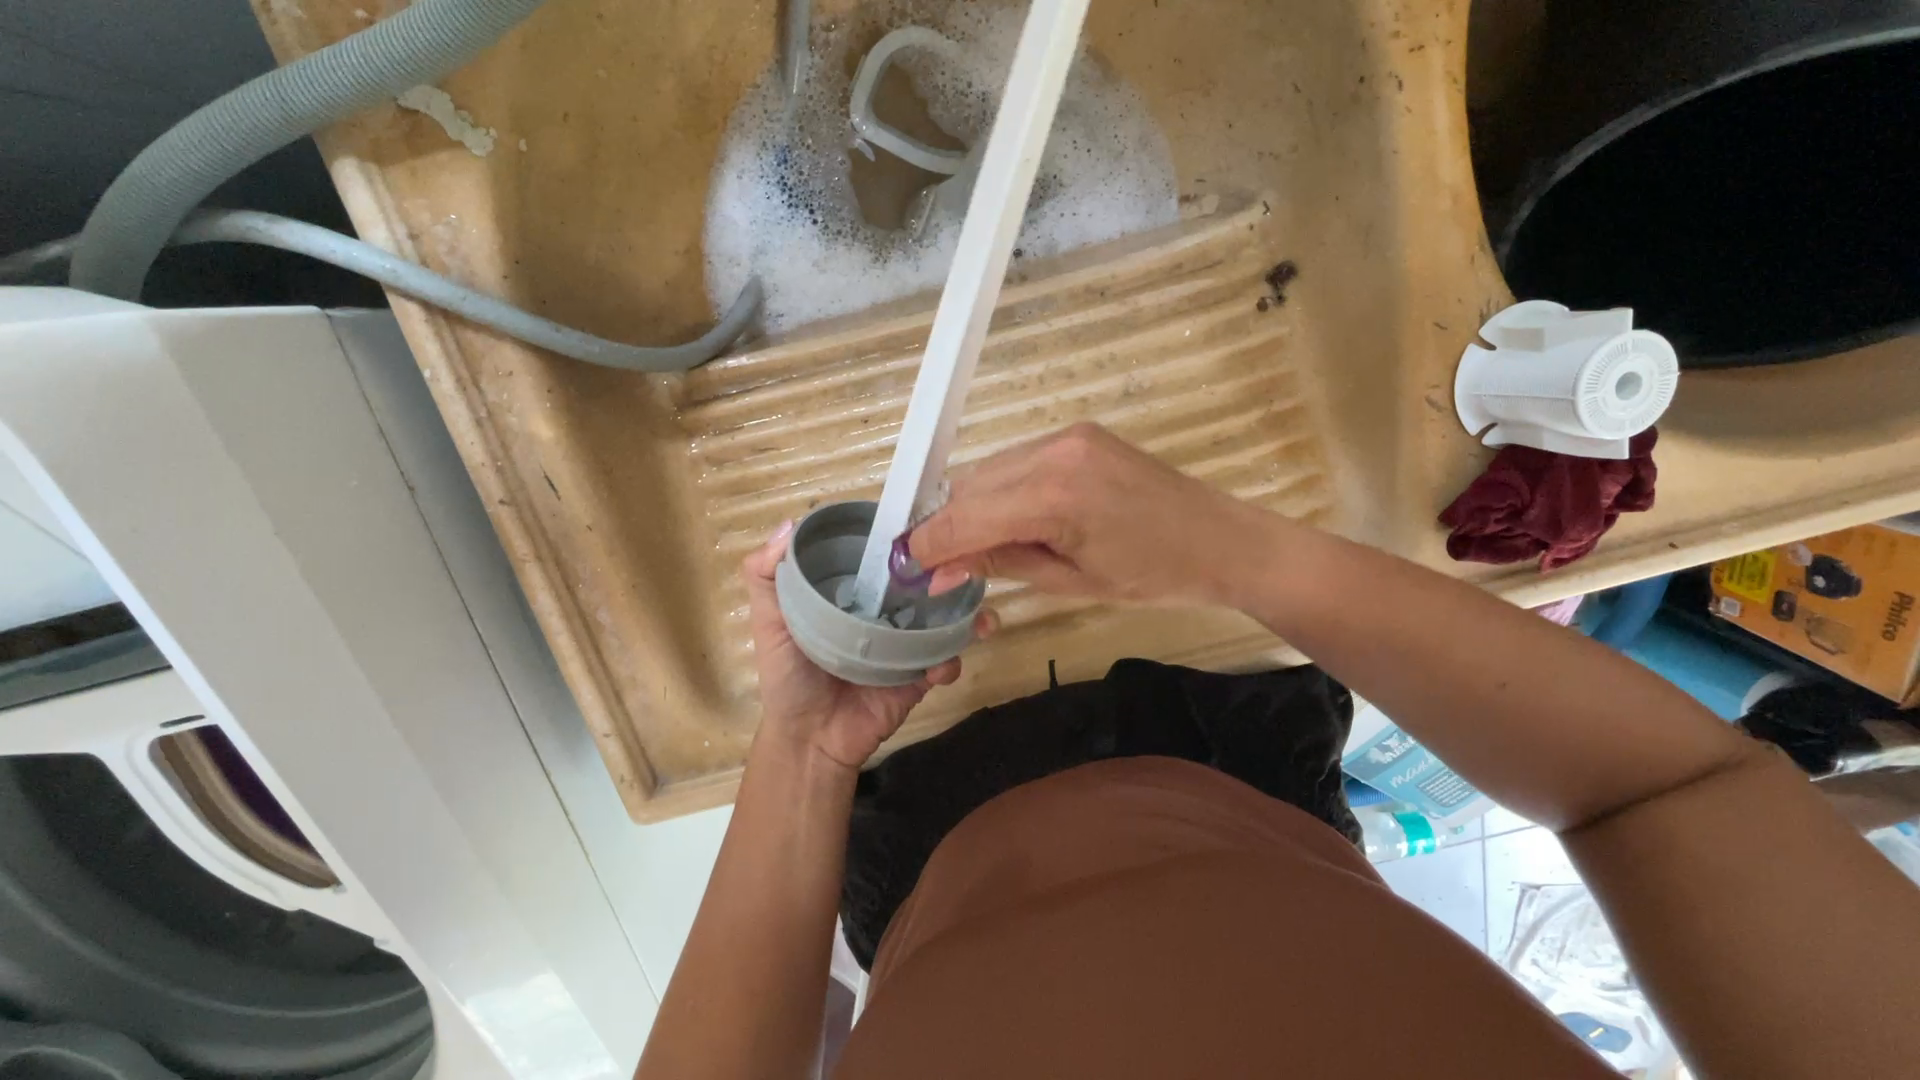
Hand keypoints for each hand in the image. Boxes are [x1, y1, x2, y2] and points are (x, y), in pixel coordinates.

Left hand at [743, 522, 996, 772]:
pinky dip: (950, 662)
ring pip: (945, 623)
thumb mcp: (769, 623)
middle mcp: (884, 615)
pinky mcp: (917, 679)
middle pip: (923, 587)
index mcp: (853, 596)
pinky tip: (942, 665)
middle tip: (963, 568)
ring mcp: (905, 647)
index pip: (883, 560)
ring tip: (981, 618)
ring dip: (968, 618)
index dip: (903, 542)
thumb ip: (767, 577)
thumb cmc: (787, 677)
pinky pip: (943, 665)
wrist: (807, 740)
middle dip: (950, 575)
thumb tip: (789, 525)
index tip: (926, 523)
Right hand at [910, 423, 1280, 608]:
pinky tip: (1013, 519)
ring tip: (979, 548)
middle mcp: (1054, 452)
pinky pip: (1017, 461)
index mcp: (1056, 496)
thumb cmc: (1154, 576)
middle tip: (941, 567)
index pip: (967, 516)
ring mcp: (1068, 436)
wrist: (1222, 540)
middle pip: (969, 487)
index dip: (929, 543)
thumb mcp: (1071, 582)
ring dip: (974, 507)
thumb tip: (939, 572)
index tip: (904, 568)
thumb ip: (999, 564)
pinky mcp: (1078, 433)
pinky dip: (1002, 490)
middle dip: (949, 526)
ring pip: (989, 471)